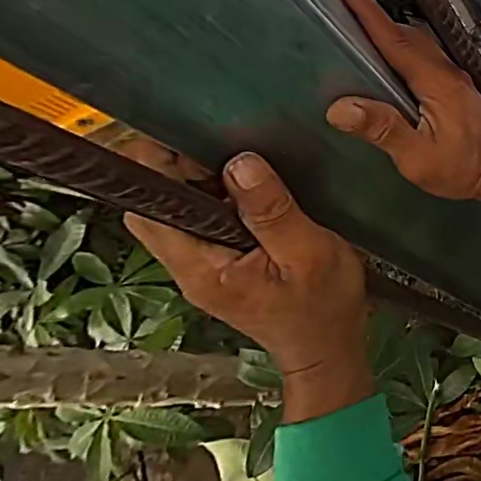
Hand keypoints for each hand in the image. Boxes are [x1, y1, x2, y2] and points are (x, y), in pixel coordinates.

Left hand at [122, 142, 371, 423]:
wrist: (329, 348)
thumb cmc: (323, 306)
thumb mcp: (309, 253)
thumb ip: (272, 211)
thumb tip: (241, 163)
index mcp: (202, 267)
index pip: (151, 209)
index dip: (154, 166)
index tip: (183, 132)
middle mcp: (191, 267)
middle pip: (158, 206)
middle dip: (177, 168)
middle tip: (221, 141)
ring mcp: (204, 267)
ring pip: (181, 211)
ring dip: (200, 179)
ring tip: (240, 156)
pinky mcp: (221, 265)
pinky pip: (206, 221)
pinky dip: (219, 195)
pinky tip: (251, 183)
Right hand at [326, 0, 480, 221]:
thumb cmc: (468, 168)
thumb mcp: (419, 157)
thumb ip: (383, 130)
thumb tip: (341, 109)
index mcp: (435, 82)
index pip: (394, 39)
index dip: (366, 12)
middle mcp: (446, 73)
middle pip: (406, 35)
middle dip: (374, 16)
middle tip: (345, 2)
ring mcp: (455, 80)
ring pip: (419, 45)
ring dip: (391, 33)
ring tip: (362, 28)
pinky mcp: (458, 91)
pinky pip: (426, 59)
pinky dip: (405, 50)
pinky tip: (394, 63)